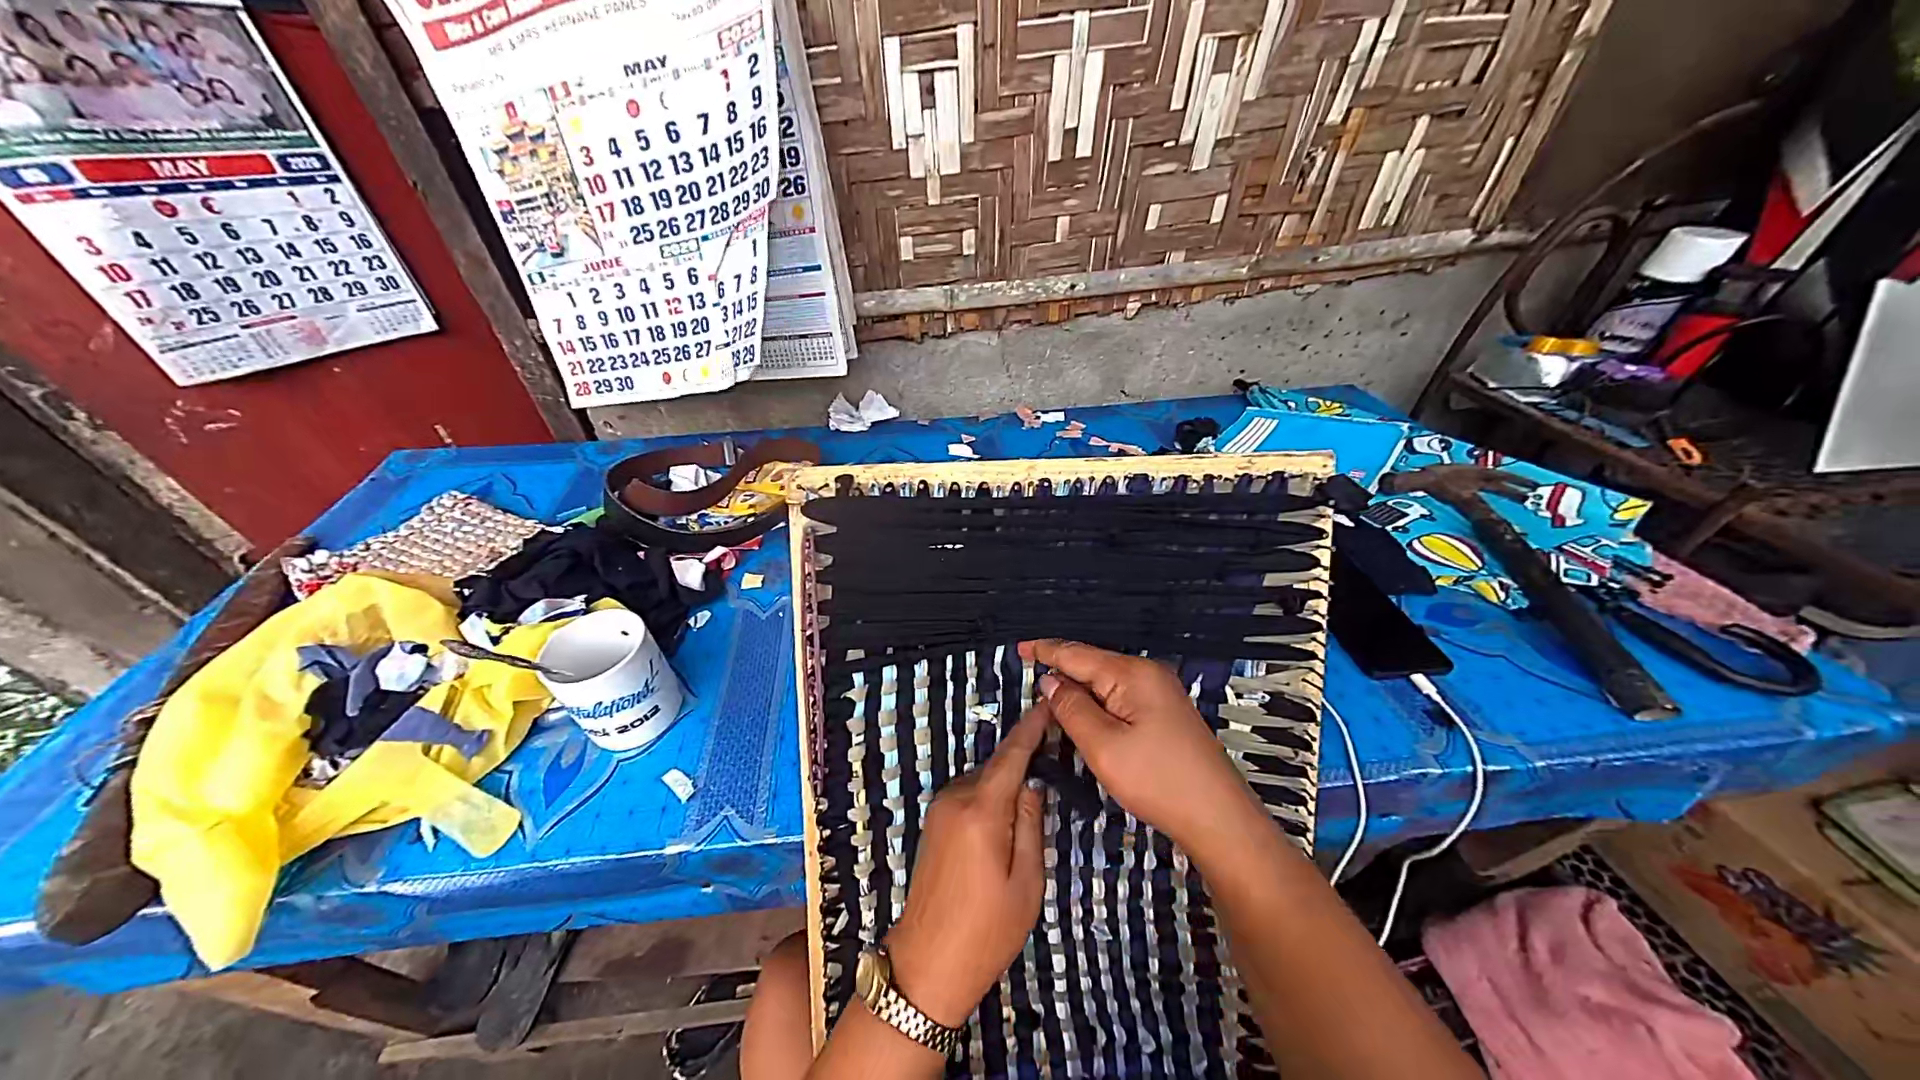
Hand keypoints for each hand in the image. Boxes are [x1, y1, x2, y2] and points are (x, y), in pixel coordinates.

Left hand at [884, 703, 1048, 1028]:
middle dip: (1023, 759)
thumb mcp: (1026, 880)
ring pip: (982, 781)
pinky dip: (989, 797)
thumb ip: (1029, 823)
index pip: (1011, 756)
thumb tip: (1032, 783)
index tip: (1047, 705)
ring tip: (1034, 798)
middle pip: (996, 766)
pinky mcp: (933, 824)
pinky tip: (1005, 818)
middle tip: (1055, 759)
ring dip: (1006, 782)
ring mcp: (939, 811)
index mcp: (980, 810)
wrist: (926, 964)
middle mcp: (955, 799)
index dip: (1030, 728)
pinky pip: (969, 796)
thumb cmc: (986, 929)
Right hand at [1018, 639, 1267, 864]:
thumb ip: (1071, 709)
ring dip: (1077, 691)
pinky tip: (1082, 716)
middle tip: (1027, 680)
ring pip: (1104, 683)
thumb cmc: (1159, 782)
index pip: (1077, 653)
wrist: (1218, 817)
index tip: (1019, 647)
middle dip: (1060, 671)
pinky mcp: (1164, 712)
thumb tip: (1050, 681)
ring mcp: (1159, 693)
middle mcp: (1147, 674)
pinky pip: (1119, 697)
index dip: (1045, 651)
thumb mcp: (1103, 747)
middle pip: (1092, 664)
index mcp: (1132, 674)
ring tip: (1047, 700)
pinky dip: (1096, 703)